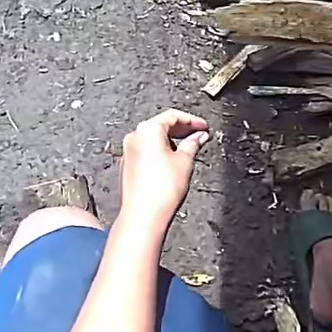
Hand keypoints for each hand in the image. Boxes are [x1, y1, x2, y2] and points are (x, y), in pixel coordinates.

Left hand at [118, 110, 210, 230]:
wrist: (143, 215)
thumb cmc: (161, 190)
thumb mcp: (185, 161)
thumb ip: (193, 143)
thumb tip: (199, 136)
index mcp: (148, 130)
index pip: (173, 116)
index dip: (192, 120)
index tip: (203, 126)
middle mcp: (135, 137)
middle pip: (161, 124)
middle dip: (182, 129)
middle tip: (198, 134)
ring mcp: (129, 151)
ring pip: (153, 137)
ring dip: (171, 139)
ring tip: (188, 148)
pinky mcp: (128, 164)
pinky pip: (146, 150)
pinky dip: (160, 150)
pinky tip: (172, 160)